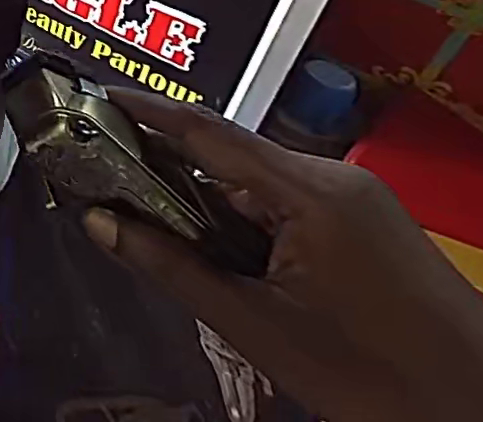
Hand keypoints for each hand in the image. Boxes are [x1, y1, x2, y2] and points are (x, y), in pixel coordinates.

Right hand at [82, 90, 482, 421]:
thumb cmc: (389, 387)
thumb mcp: (260, 328)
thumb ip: (170, 267)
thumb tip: (97, 224)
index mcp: (312, 192)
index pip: (204, 128)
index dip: (143, 108)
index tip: (93, 95)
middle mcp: (333, 178)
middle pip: (224, 150)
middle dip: (164, 158)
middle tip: (107, 166)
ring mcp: (355, 197)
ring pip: (249, 176)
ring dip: (202, 192)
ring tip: (154, 212)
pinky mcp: (365, 220)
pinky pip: (279, 196)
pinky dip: (238, 210)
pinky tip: (219, 242)